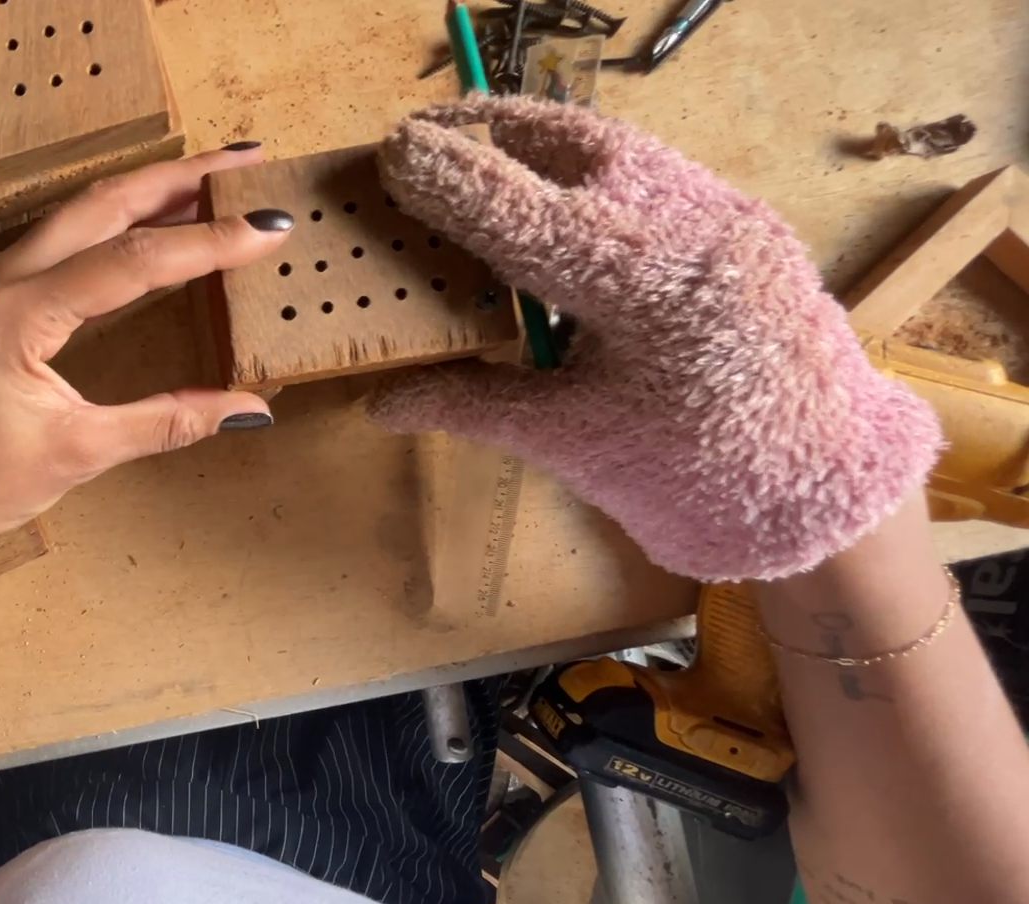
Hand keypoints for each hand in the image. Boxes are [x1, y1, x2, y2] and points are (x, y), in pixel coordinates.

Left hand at [0, 148, 294, 551]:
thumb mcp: (80, 454)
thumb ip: (166, 422)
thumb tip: (250, 410)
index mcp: (19, 315)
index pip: (130, 261)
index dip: (206, 243)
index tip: (269, 229)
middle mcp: (2, 281)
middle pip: (102, 206)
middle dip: (178, 180)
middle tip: (246, 164)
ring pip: (79, 215)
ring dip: (146, 193)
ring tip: (212, 182)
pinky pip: (61, 241)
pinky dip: (113, 224)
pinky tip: (148, 225)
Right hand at [366, 97, 941, 581]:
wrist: (814, 483)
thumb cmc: (688, 472)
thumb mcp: (565, 440)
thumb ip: (467, 406)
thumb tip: (376, 403)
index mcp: (657, 293)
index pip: (534, 219)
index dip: (459, 185)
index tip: (394, 151)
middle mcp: (700, 229)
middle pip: (579, 148)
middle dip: (490, 133)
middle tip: (414, 138)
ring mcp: (722, 215)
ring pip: (611, 148)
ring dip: (528, 144)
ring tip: (458, 154)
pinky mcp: (723, 221)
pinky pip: (633, 172)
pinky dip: (565, 172)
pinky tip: (522, 198)